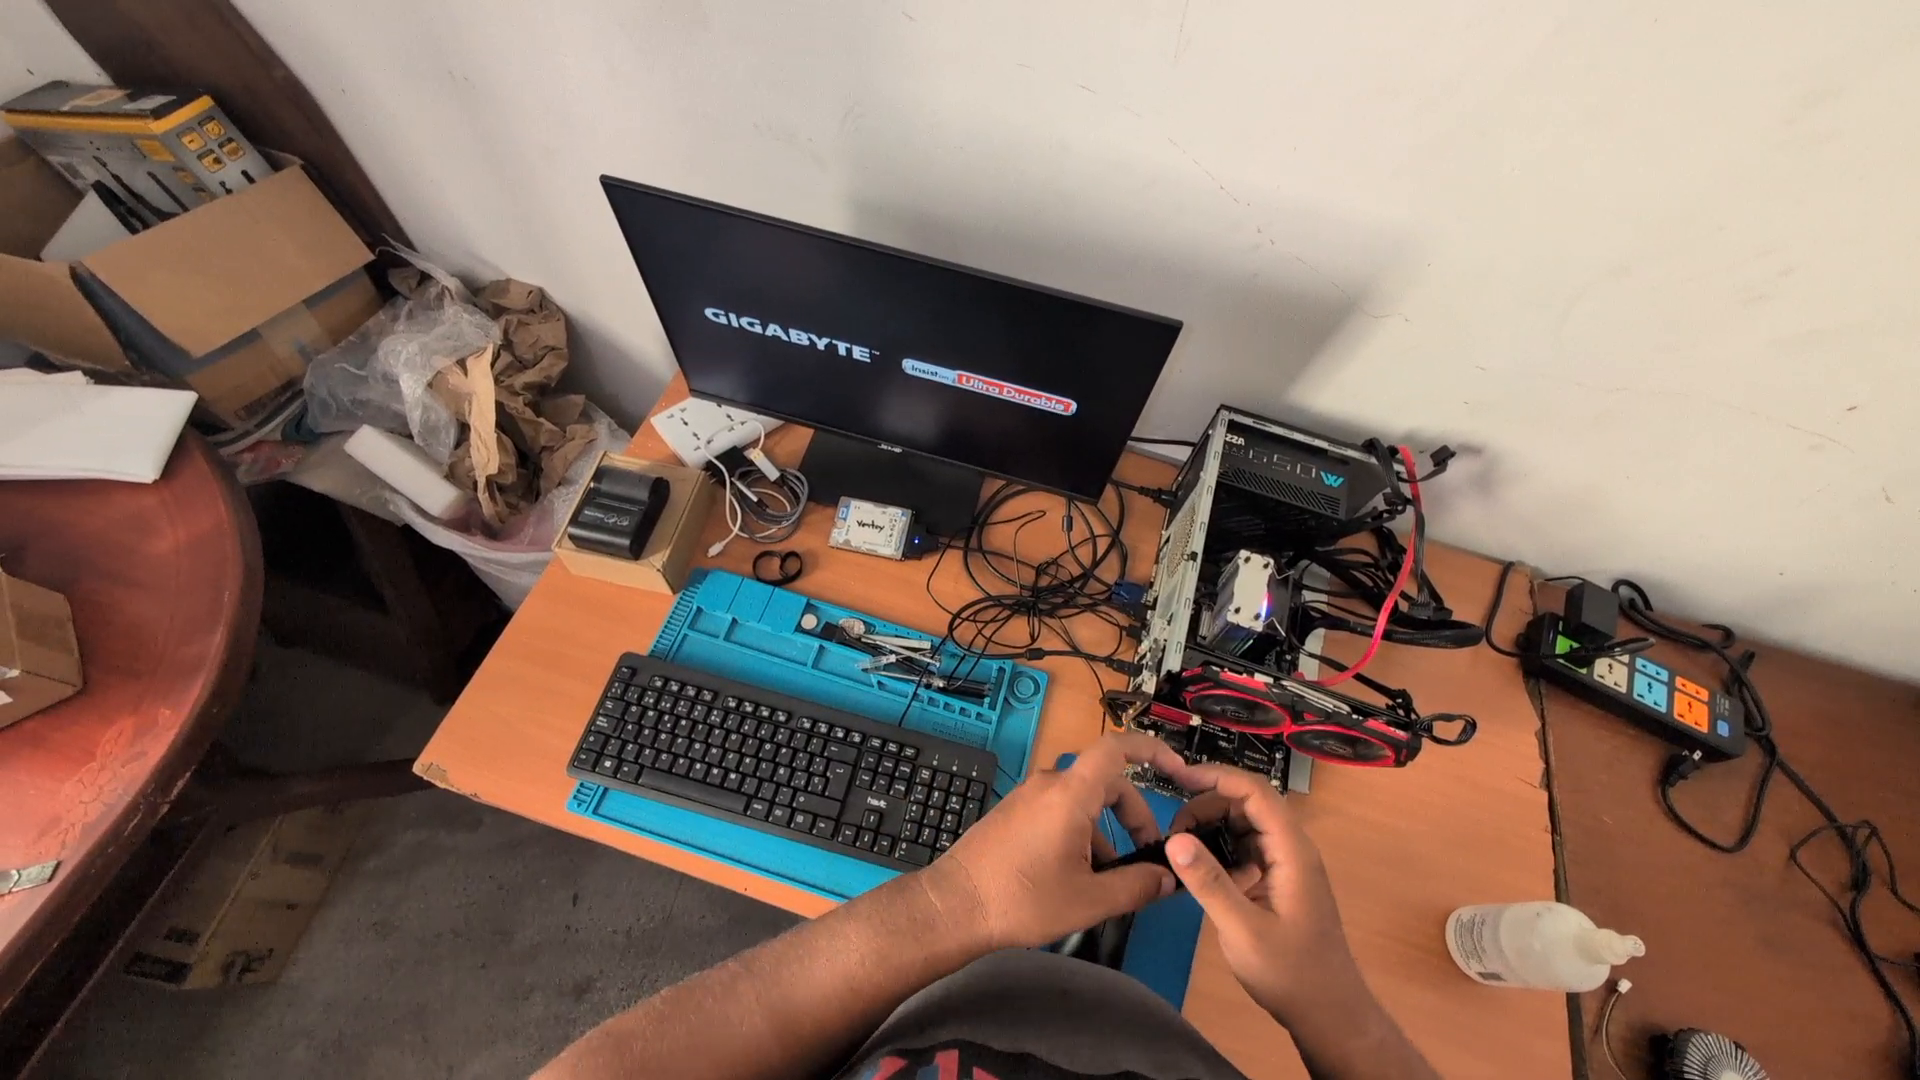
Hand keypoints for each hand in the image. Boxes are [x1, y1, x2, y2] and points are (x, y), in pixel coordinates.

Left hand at [926, 732, 1177, 949]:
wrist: (956, 905)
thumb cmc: (1023, 899)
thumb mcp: (1089, 900)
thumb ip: (1136, 886)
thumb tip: (1168, 878)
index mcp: (1070, 793)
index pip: (1116, 748)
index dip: (1151, 750)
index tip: (1177, 768)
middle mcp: (1050, 784)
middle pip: (1106, 782)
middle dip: (1133, 815)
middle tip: (1146, 856)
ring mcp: (1029, 796)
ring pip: (1083, 801)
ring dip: (1105, 832)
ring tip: (1108, 880)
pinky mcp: (1016, 811)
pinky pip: (1060, 810)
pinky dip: (1080, 833)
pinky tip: (1077, 876)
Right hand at [1155, 755, 1366, 1023]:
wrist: (1330, 1015)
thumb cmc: (1290, 973)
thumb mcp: (1243, 929)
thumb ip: (1209, 882)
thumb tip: (1173, 839)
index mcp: (1291, 850)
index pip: (1254, 791)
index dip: (1216, 776)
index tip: (1177, 777)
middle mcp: (1290, 847)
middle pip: (1246, 802)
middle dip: (1205, 805)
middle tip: (1172, 832)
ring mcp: (1285, 862)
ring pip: (1243, 823)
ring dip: (1210, 826)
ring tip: (1180, 850)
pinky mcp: (1277, 878)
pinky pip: (1245, 846)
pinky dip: (1219, 849)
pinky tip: (1201, 873)